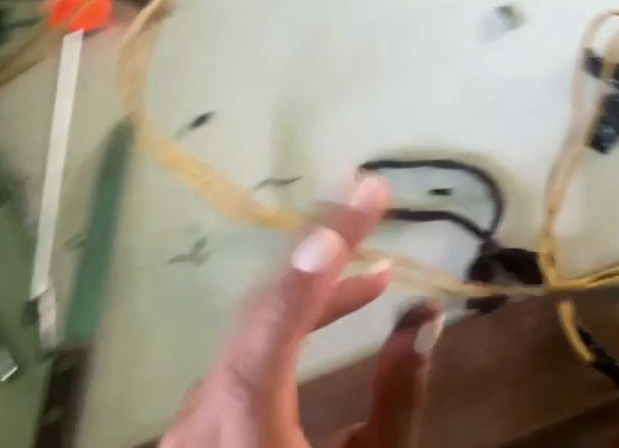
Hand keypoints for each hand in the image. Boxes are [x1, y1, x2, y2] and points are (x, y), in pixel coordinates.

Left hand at [161, 172, 442, 447]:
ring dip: (316, 292)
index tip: (363, 194)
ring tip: (376, 274)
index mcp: (242, 420)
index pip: (280, 312)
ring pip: (255, 330)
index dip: (323, 249)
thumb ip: (398, 397)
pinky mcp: (199, 428)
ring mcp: (193, 420)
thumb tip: (425, 318)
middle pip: (266, 307)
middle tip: (374, 198)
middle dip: (326, 251)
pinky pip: (246, 356)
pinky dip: (292, 326)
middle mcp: (204, 410)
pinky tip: (334, 313)